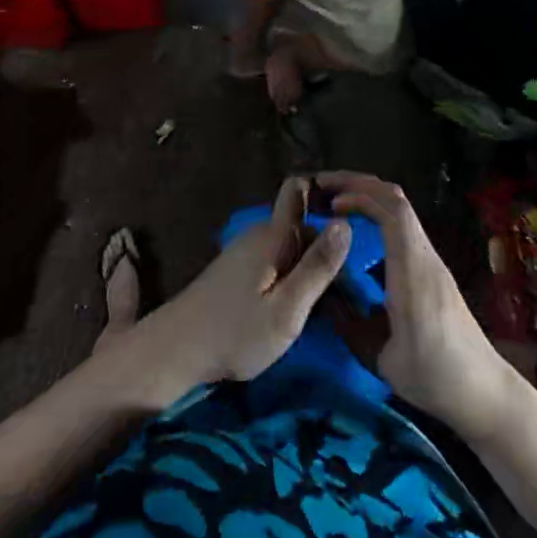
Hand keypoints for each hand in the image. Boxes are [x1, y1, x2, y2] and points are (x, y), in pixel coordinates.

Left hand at [133, 177, 351, 384]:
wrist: (176, 349)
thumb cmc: (236, 334)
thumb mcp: (287, 309)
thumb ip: (316, 267)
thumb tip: (346, 223)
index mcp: (272, 236)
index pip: (298, 189)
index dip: (326, 188)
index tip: (358, 207)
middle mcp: (257, 235)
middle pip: (302, 223)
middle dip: (329, 242)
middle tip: (360, 279)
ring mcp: (245, 252)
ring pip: (291, 245)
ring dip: (313, 264)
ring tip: (340, 298)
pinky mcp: (238, 271)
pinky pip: (277, 261)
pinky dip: (295, 276)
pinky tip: (306, 305)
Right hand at [318, 171, 513, 433]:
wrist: (486, 395)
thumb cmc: (434, 377)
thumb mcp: (380, 356)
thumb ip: (347, 321)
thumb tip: (318, 293)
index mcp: (413, 271)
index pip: (392, 212)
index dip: (357, 197)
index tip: (327, 205)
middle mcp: (425, 257)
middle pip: (396, 199)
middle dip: (357, 183)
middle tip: (321, 186)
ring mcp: (431, 262)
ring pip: (401, 209)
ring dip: (367, 195)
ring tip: (332, 200)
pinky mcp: (432, 271)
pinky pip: (402, 227)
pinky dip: (376, 214)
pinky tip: (355, 229)